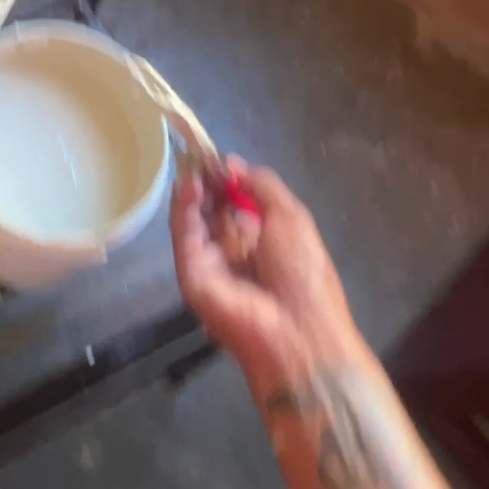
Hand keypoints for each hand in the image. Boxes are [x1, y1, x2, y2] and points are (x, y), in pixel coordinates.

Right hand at [171, 158, 371, 397]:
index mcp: (260, 239)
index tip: (220, 158)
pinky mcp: (190, 272)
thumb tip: (232, 163)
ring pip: (192, 218)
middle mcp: (232, 250)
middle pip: (210, 208)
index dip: (227, 179)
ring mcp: (209, 261)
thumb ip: (262, 185)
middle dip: (207, 182)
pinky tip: (191, 186)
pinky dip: (183, 208)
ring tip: (196, 167)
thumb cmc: (304, 273)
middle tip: (201, 157)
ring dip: (193, 191)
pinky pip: (183, 235)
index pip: (234, 202)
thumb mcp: (292, 218)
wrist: (297, 330)